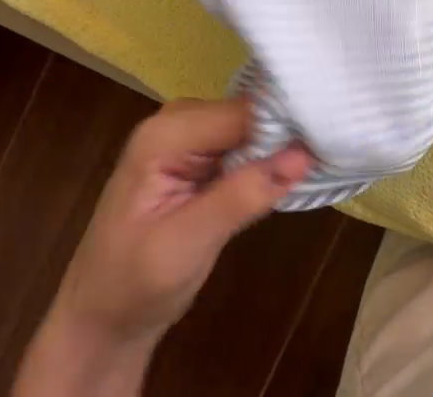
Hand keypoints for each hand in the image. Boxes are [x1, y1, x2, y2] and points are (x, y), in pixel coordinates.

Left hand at [15, 100, 311, 395]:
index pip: (245, 112)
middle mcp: (179, 123)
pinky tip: (295, 174)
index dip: (287, 125)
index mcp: (165, 135)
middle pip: (254, 112)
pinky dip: (274, 159)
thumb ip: (241, 197)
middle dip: (290, 133)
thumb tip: (304, 155)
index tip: (329, 143)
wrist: (102, 320)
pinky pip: (251, 144)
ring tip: (320, 164)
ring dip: (286, 146)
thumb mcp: (185, 245)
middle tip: (330, 155)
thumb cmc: (132, 284)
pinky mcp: (205, 156)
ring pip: (258, 126)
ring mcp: (192, 138)